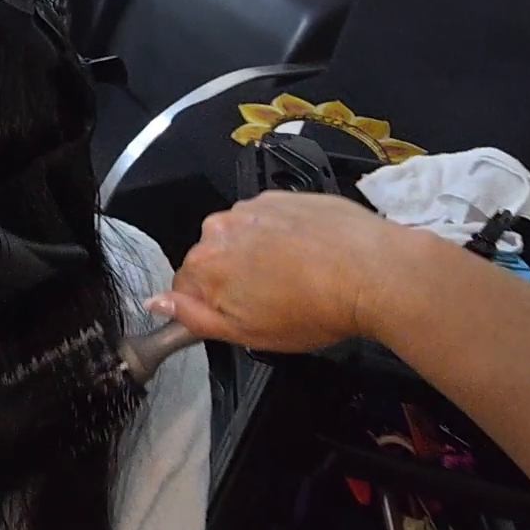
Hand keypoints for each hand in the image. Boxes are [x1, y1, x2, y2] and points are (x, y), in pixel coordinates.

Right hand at [146, 192, 433, 352]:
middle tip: (274, 299)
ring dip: (257, 253)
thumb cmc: (313, 309)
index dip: (212, 305)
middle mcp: (218, 228)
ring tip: (297, 274)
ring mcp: (251, 208)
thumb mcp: (247, 332)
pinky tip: (310, 252)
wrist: (374, 270)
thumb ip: (194, 317)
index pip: (186, 288)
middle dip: (233, 276)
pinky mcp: (282, 197)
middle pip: (212, 257)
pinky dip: (281, 234)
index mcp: (204, 264)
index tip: (242, 314)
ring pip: (240, 236)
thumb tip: (155, 303)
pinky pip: (267, 218)